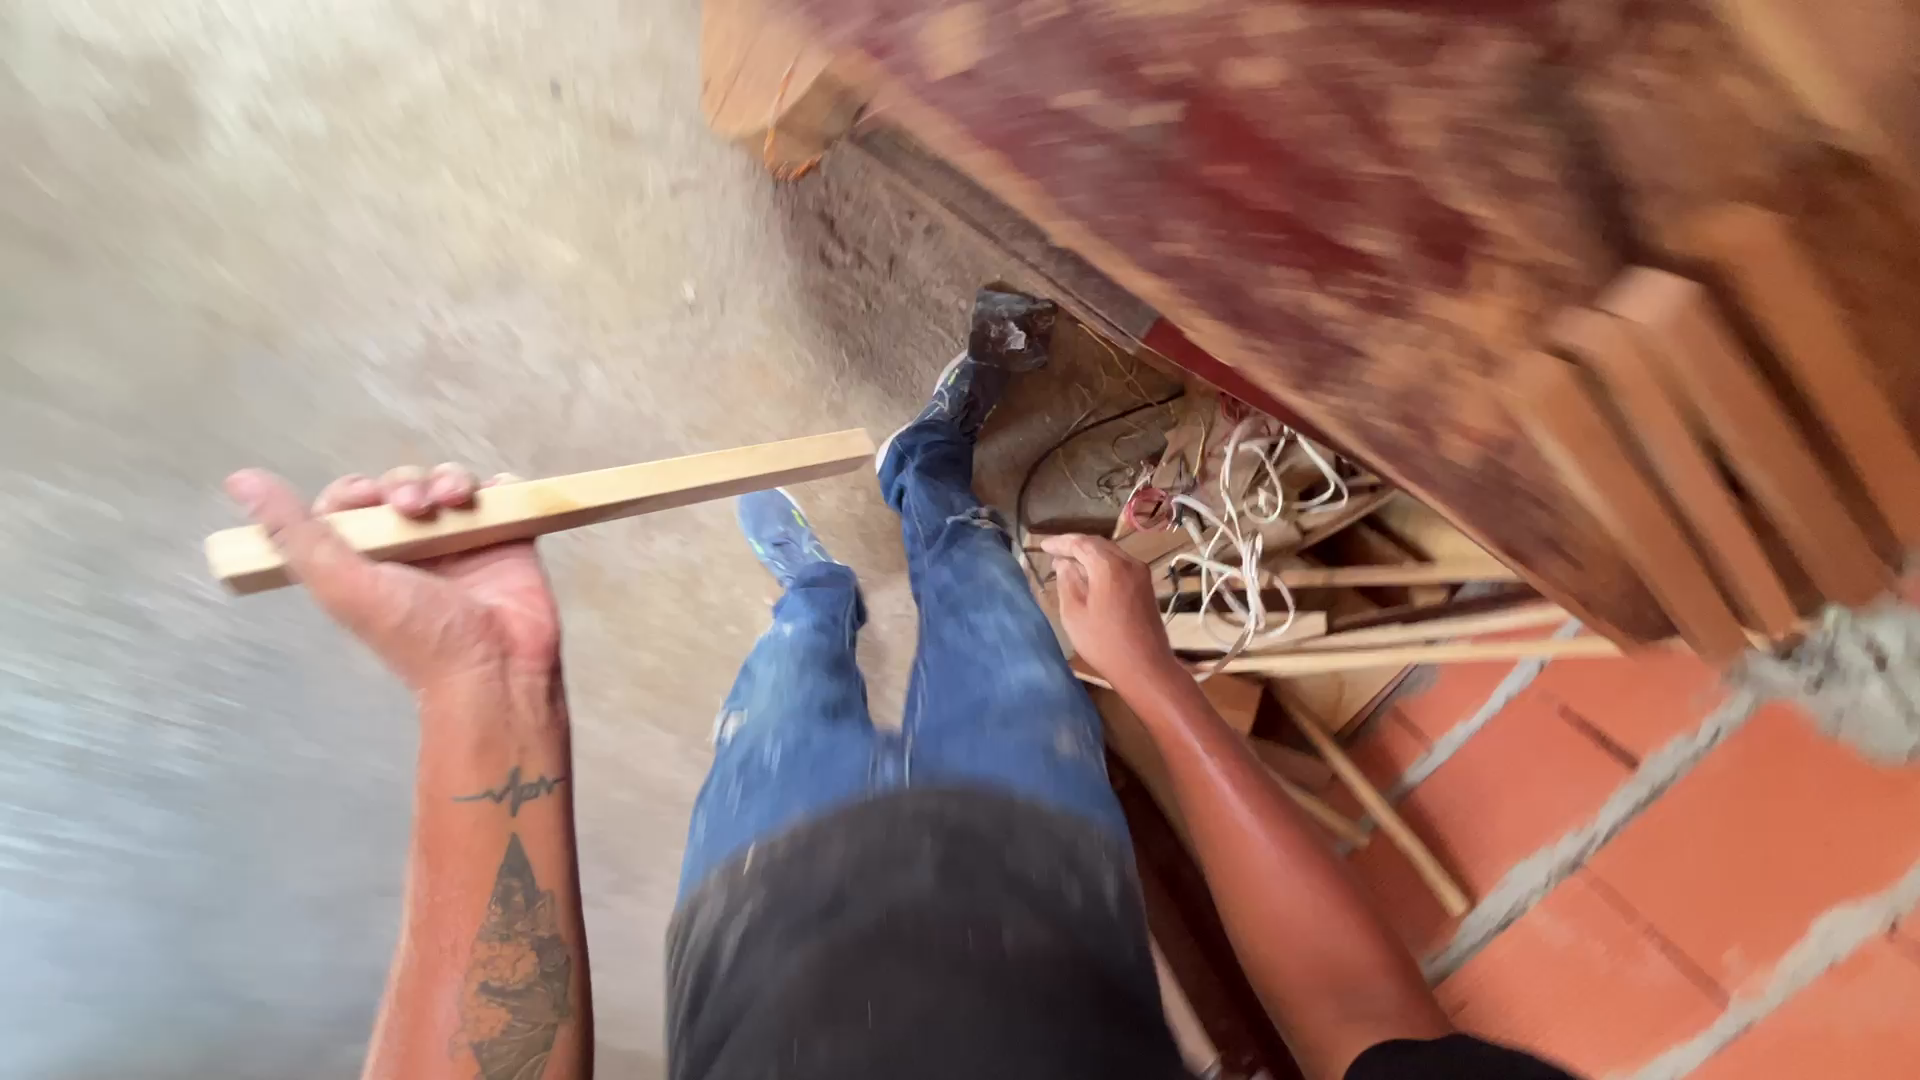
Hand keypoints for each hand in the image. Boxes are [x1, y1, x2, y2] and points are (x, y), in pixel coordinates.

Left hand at [224, 465, 560, 695]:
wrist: (496, 663)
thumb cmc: (418, 635)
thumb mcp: (345, 587)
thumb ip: (296, 535)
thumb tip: (241, 479)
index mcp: (369, 559)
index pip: (355, 503)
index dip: (361, 491)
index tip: (372, 501)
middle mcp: (416, 545)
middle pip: (406, 485)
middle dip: (409, 484)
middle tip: (417, 507)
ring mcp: (465, 541)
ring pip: (453, 483)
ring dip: (452, 479)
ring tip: (457, 500)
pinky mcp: (510, 538)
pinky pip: (504, 495)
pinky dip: (500, 486)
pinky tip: (495, 496)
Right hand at [1039, 534, 1179, 687]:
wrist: (1145, 667)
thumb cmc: (1103, 643)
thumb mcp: (1074, 613)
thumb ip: (1066, 582)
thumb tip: (1063, 564)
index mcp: (1109, 567)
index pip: (1080, 543)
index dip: (1060, 543)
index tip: (1043, 546)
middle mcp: (1129, 563)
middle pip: (1097, 544)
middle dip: (1074, 545)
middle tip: (1054, 552)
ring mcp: (1141, 573)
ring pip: (1110, 553)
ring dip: (1089, 554)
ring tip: (1068, 562)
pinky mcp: (1145, 585)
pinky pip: (1120, 564)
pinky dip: (1102, 564)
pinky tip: (1089, 575)